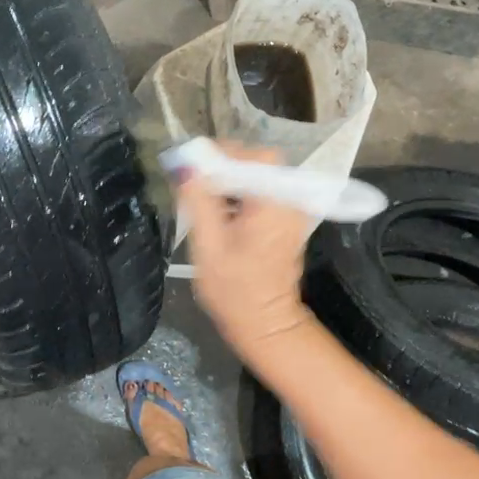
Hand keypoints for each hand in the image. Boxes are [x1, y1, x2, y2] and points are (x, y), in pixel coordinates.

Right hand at [179, 144, 316, 351]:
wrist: (266, 323)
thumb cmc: (234, 290)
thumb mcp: (207, 246)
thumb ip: (198, 202)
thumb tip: (187, 168)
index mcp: (273, 205)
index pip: (255, 156)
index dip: (223, 154)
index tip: (193, 165)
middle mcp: (289, 202)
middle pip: (260, 163)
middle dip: (226, 165)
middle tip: (196, 179)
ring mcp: (291, 212)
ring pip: (261, 177)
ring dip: (232, 179)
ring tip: (203, 196)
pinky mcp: (286, 222)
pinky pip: (264, 194)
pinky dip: (241, 194)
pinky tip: (220, 211)